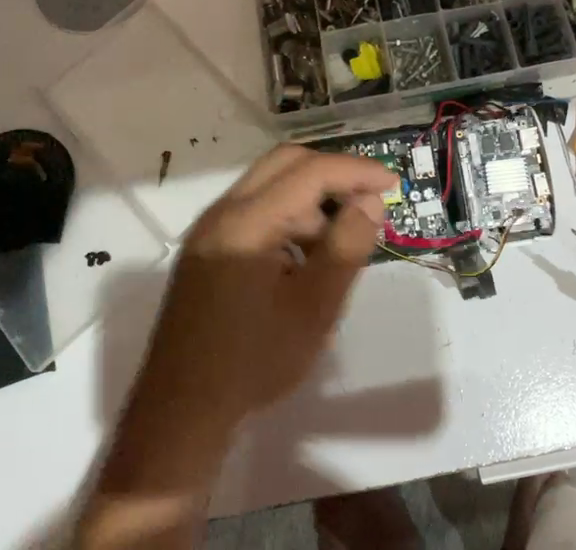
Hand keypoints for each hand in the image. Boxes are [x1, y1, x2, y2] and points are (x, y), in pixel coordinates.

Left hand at [134, 144, 391, 421]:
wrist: (181, 411)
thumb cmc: (254, 360)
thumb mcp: (314, 307)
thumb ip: (346, 247)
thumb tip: (370, 201)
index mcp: (247, 221)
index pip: (310, 172)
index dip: (356, 171)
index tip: (394, 184)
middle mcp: (223, 212)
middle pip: (285, 163)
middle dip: (332, 175)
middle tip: (368, 201)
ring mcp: (209, 230)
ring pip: (269, 187)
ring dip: (310, 201)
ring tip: (338, 247)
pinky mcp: (206, 250)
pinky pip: (254, 212)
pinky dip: (287, 219)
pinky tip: (304, 262)